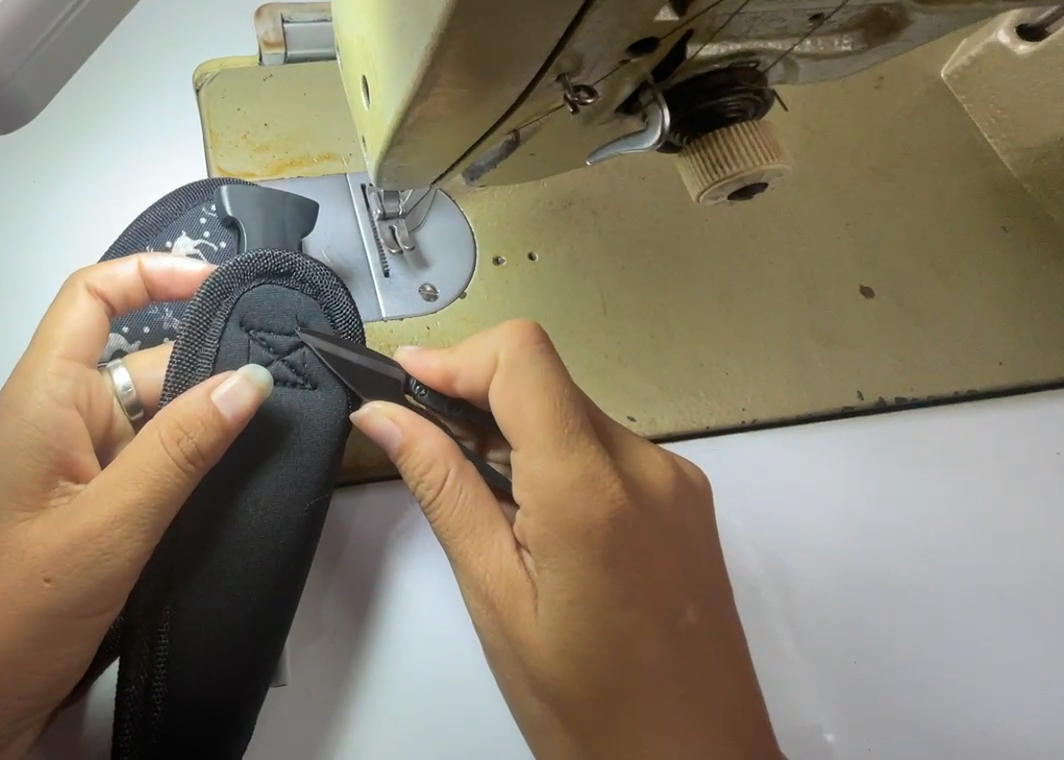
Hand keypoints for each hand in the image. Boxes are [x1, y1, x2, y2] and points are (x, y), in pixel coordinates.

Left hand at [0, 254, 274, 759]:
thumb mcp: (108, 527)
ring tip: (286, 424)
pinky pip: (150, 466)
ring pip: (154, 419)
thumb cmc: (10, 608)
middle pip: (143, 362)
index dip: (152, 274)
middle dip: (208, 364)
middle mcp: (62, 415)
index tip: (221, 287)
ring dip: (208, 421)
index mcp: (47, 394)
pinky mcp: (90, 508)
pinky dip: (193, 465)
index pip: (93, 298)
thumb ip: (181, 450)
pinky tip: (245, 475)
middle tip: (291, 376)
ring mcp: (77, 465)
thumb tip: (251, 379)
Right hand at [349, 321, 779, 759]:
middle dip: (472, 395)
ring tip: (480, 498)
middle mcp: (645, 464)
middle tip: (424, 445)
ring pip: (565, 405)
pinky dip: (548, 450)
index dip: (456, 356)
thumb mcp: (494, 595)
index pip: (522, 356)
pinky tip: (530, 513)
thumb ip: (441, 486)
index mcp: (592, 489)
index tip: (406, 384)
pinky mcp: (683, 495)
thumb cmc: (586, 707)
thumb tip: (381, 413)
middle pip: (540, 377)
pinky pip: (598, 440)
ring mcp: (673, 477)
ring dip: (508, 427)